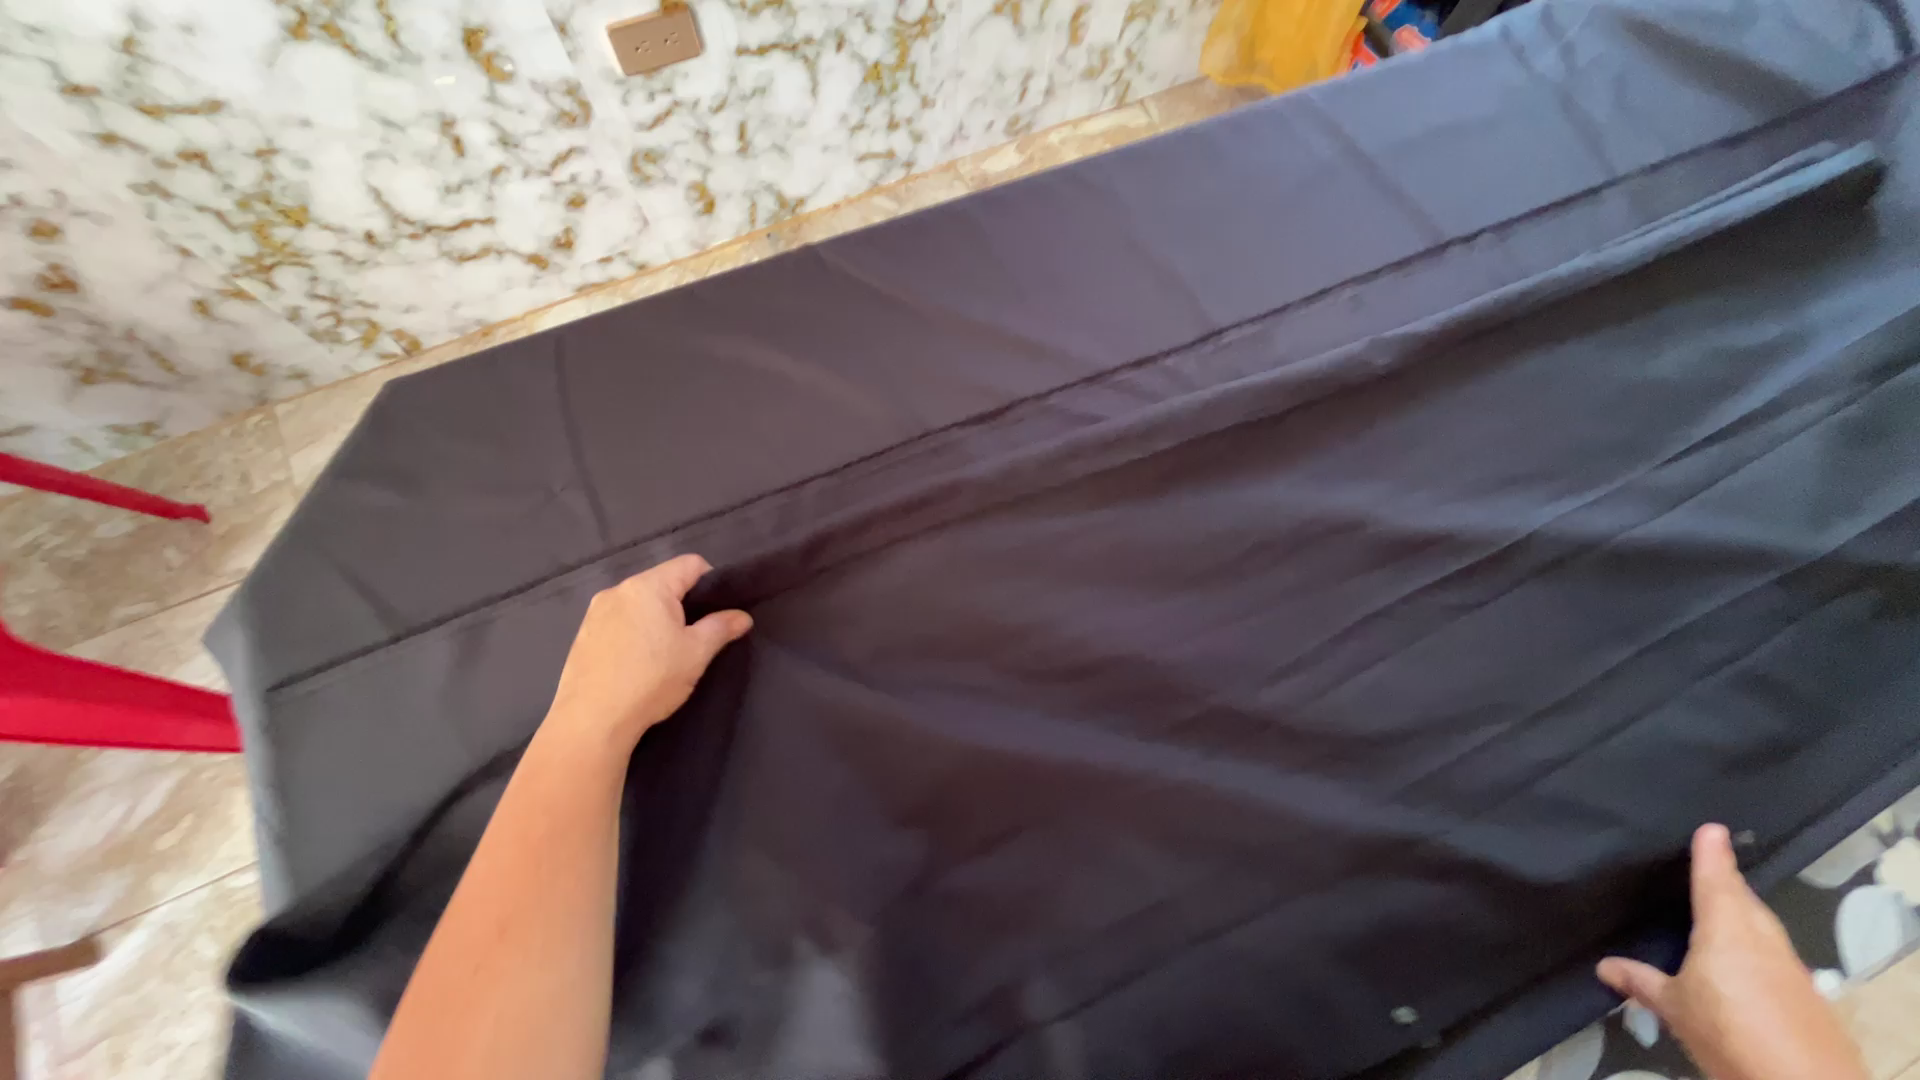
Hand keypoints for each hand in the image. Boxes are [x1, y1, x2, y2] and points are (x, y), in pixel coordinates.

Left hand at [543, 554, 751, 751]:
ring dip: (658, 618)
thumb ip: (721, 628)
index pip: (691, 564)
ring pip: (641, 603)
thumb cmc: (650, 680)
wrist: (591, 721)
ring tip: (665, 653)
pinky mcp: (583, 634)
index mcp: (648, 586)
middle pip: (664, 582)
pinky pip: (620, 620)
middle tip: (695, 637)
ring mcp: (596, 612)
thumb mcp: (696, 653)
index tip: (718, 613)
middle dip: (684, 603)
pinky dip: (635, 632)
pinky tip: (637, 663)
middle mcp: (618, 590)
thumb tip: (743, 616)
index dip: (713, 583)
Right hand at [1597, 824, 1868, 1079]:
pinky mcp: (1810, 1002)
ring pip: (1766, 933)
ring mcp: (1794, 974)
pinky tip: (1743, 970)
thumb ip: (1642, 982)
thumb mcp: (1674, 1008)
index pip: (1718, 883)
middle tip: (1709, 871)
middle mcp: (1765, 944)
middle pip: (1748, 904)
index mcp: (1728, 933)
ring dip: (1745, 919)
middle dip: (1730, 886)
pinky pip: (1777, 961)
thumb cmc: (1730, 1032)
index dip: (1712, 855)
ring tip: (1720, 918)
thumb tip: (1606, 966)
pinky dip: (1758, 952)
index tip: (1713, 829)